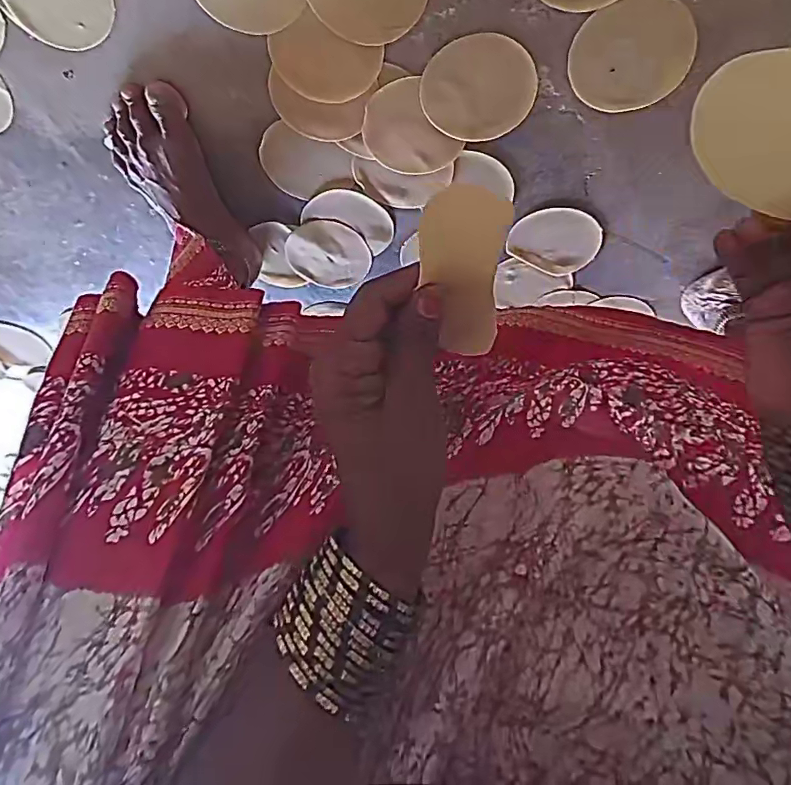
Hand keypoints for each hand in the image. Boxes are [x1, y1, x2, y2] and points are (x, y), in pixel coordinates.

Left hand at [309, 266, 446, 594]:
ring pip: (380, 326)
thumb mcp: (413, 400)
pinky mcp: (365, 384)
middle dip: (410, 293)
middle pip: (371, 311)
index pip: (368, 305)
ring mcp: (348, 374)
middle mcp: (335, 362)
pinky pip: (386, 346)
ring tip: (452, 301)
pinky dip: (411, 335)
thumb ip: (415, 342)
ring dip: (413, 312)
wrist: (393, 520)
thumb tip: (429, 291)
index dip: (404, 282)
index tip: (446, 270)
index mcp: (337, 366)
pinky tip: (437, 329)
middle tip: (456, 284)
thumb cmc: (402, 465)